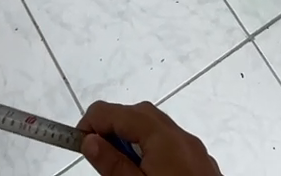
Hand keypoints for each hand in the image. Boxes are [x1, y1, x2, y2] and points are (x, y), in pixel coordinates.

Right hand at [78, 100, 221, 175]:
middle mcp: (179, 134)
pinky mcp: (202, 164)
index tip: (78, 145)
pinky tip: (147, 173)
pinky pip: (170, 144)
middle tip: (98, 157)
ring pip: (154, 128)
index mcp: (160, 134)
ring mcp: (194, 148)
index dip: (91, 124)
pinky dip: (152, 150)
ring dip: (132, 139)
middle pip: (136, 114)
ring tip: (120, 167)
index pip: (114, 111)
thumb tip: (89, 141)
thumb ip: (112, 164)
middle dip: (113, 129)